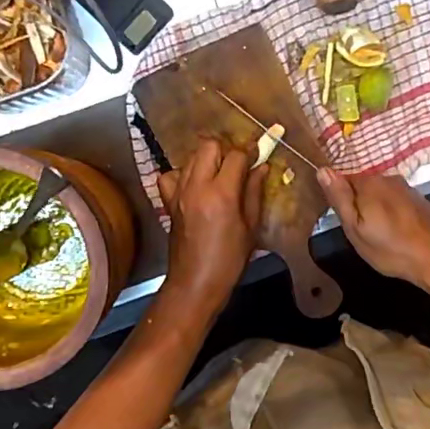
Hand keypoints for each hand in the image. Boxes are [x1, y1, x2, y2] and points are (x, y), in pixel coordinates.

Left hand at [158, 139, 265, 312]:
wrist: (195, 282)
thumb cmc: (229, 259)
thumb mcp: (250, 226)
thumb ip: (254, 192)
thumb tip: (261, 167)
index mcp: (221, 194)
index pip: (235, 155)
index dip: (250, 151)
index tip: (258, 154)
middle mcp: (196, 186)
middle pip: (208, 146)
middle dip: (226, 149)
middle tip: (238, 164)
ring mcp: (178, 192)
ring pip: (191, 156)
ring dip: (207, 159)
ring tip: (220, 175)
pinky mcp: (168, 201)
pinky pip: (171, 174)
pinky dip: (184, 174)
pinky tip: (195, 186)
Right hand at [317, 168, 429, 287]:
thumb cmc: (392, 248)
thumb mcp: (356, 228)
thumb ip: (339, 198)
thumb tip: (323, 169)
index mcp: (369, 183)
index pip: (342, 180)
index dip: (339, 200)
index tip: (344, 221)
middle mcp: (388, 179)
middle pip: (362, 187)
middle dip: (359, 205)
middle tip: (361, 232)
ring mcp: (407, 189)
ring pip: (380, 195)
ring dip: (376, 210)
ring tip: (379, 236)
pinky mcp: (420, 200)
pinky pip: (396, 202)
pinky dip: (392, 215)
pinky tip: (396, 233)